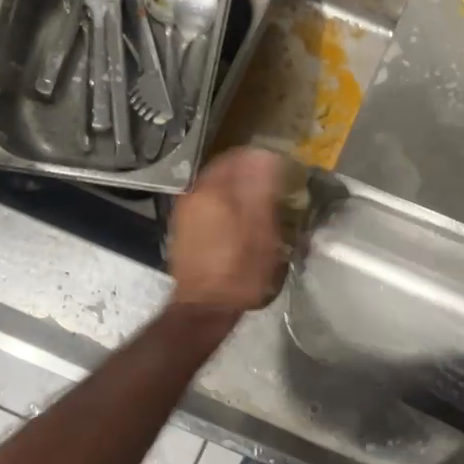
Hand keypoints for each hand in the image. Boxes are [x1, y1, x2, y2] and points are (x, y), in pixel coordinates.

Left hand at [167, 147, 288, 321]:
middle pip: (225, 168)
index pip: (239, 155)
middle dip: (249, 171)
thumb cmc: (240, 271)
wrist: (204, 308)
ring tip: (258, 201)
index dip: (262, 158)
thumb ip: (262, 190)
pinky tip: (239, 219)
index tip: (281, 168)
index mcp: (215, 189)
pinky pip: (207, 201)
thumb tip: (266, 157)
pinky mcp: (182, 227)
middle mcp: (195, 193)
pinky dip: (225, 202)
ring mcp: (185, 210)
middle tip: (272, 183)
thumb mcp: (263, 232)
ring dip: (237, 187)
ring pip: (215, 184)